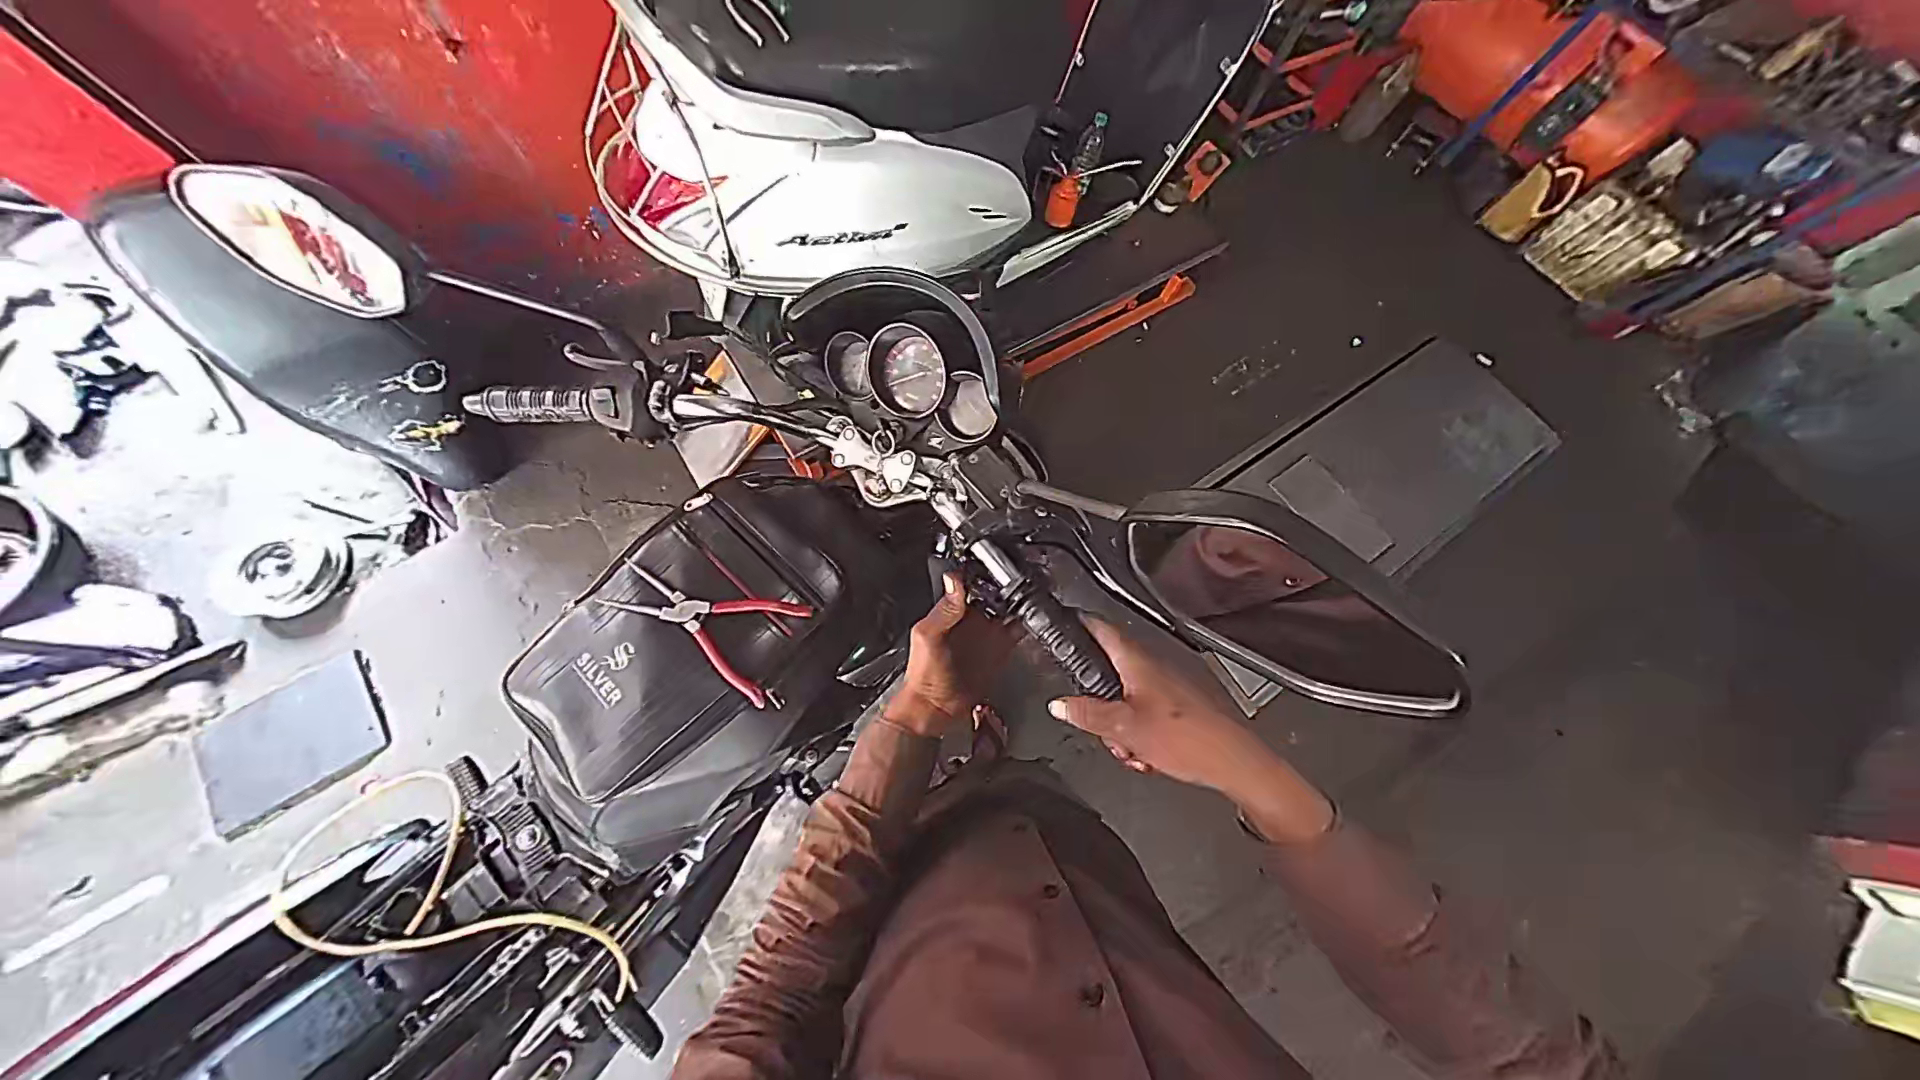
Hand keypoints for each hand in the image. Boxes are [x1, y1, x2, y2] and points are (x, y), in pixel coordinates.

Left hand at [884, 574, 1015, 737]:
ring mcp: (985, 637)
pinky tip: (1031, 619)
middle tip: (1019, 580)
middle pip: (992, 595)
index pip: (968, 585)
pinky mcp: (998, 653)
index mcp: (950, 613)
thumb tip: (954, 582)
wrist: (933, 710)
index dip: (981, 574)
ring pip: (1007, 611)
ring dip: (1018, 603)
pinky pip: (1015, 634)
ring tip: (1028, 596)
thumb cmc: (923, 677)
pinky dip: (1025, 625)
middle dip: (1005, 586)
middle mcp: (969, 622)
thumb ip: (943, 610)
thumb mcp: (928, 637)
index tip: (995, 567)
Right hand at [1048, 619, 1333, 843]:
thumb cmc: (1189, 739)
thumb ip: (1087, 714)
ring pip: (1124, 700)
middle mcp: (1153, 668)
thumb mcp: (1123, 728)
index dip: (1081, 624)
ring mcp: (1166, 687)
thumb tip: (1059, 704)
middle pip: (1108, 676)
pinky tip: (1147, 755)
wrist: (1233, 761)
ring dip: (1119, 727)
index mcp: (1137, 663)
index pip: (1102, 630)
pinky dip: (1139, 735)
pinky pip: (1143, 715)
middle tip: (1102, 728)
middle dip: (1098, 706)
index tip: (1066, 623)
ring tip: (1130, 749)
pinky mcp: (1176, 708)